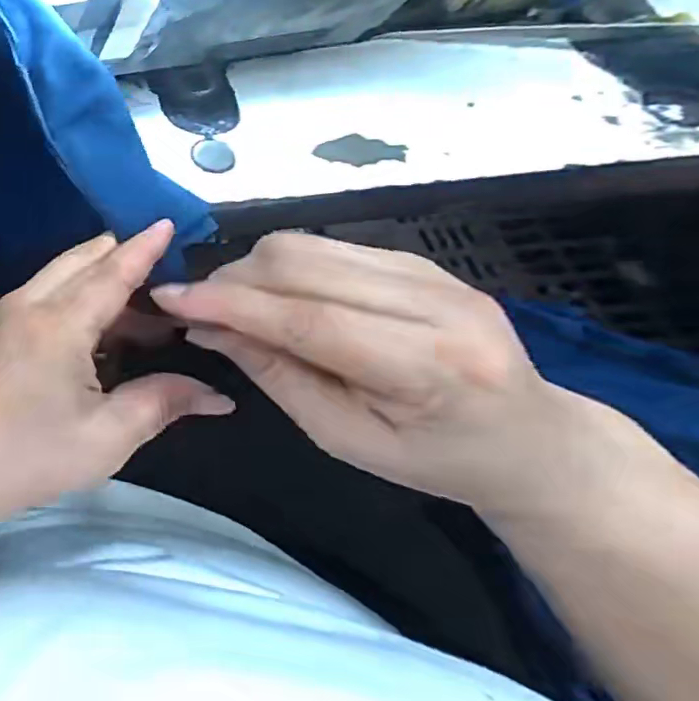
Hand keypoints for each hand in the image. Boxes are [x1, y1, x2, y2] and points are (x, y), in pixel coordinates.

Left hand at [0, 221, 234, 525]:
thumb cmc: (29, 453)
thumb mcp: (105, 436)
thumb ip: (160, 403)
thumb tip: (215, 393)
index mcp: (56, 324)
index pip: (108, 275)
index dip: (141, 250)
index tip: (164, 222)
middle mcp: (24, 305)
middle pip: (75, 265)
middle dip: (116, 255)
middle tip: (159, 259)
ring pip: (52, 278)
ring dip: (91, 276)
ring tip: (134, 295)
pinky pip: (34, 295)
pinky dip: (66, 294)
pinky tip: (89, 321)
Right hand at [150, 232, 590, 515]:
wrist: (535, 442)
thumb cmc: (433, 456)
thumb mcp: (341, 435)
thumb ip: (271, 372)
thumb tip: (201, 325)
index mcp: (434, 368)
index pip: (306, 319)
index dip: (226, 304)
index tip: (165, 298)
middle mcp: (441, 307)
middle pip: (297, 266)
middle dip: (228, 282)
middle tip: (197, 310)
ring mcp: (433, 274)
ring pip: (300, 245)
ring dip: (248, 270)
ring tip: (236, 304)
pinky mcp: (414, 258)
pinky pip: (318, 244)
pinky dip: (277, 266)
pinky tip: (276, 296)